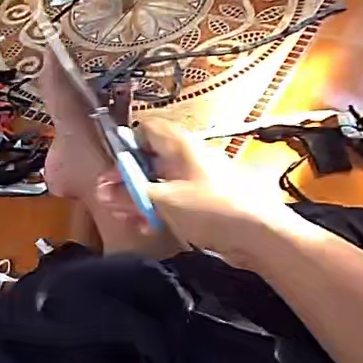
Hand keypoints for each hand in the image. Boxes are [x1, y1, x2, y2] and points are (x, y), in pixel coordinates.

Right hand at [93, 118, 313, 266]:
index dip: (125, 144)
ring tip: (130, 218)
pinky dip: (163, 213)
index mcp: (181, 144)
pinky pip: (178, 203)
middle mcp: (191, 157)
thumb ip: (131, 194)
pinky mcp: (209, 204)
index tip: (111, 168)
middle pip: (151, 159)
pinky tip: (152, 228)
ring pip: (163, 184)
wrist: (259, 234)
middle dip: (129, 180)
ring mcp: (201, 180)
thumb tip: (103, 191)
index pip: (146, 128)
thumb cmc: (212, 208)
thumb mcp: (164, 201)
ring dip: (143, 200)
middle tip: (112, 200)